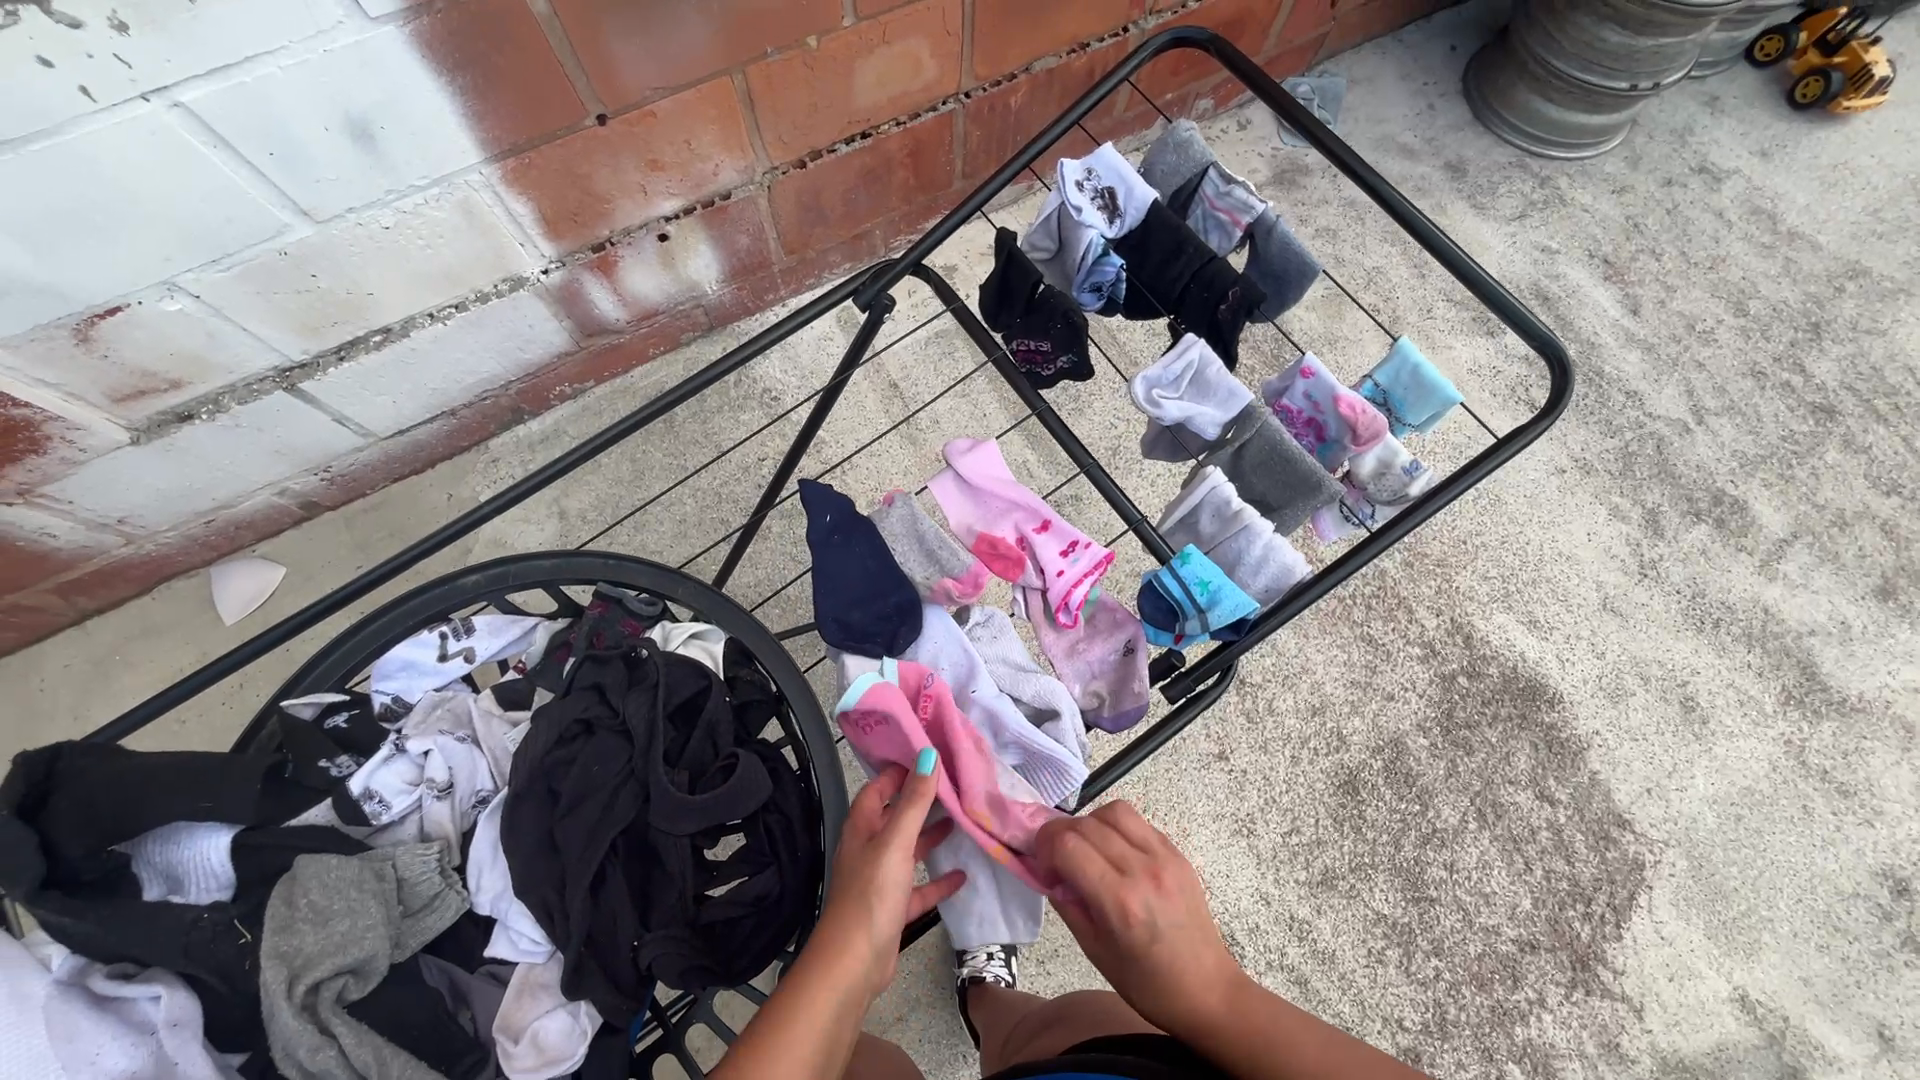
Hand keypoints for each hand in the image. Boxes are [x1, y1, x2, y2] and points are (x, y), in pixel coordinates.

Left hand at [814, 755, 965, 997]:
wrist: (854, 962)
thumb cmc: (871, 894)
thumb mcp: (896, 842)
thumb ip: (914, 801)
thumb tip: (928, 756)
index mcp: (862, 828)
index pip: (878, 788)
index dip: (898, 772)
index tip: (928, 757)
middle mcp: (869, 849)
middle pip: (895, 817)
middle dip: (920, 801)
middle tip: (953, 786)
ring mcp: (880, 880)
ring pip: (908, 850)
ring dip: (930, 836)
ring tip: (960, 821)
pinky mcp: (893, 908)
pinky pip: (919, 888)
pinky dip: (938, 880)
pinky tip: (963, 875)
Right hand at [1036, 801, 1249, 1037]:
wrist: (1206, 990)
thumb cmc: (1146, 982)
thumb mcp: (1094, 950)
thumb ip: (1066, 903)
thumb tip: (1047, 871)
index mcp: (1119, 901)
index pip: (1067, 845)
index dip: (1044, 848)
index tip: (1045, 869)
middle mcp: (1142, 870)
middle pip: (1085, 824)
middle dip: (1060, 835)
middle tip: (1057, 860)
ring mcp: (1164, 858)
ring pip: (1114, 811)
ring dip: (1090, 823)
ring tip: (1088, 850)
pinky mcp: (1177, 854)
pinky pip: (1138, 823)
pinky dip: (1116, 828)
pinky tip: (1114, 853)